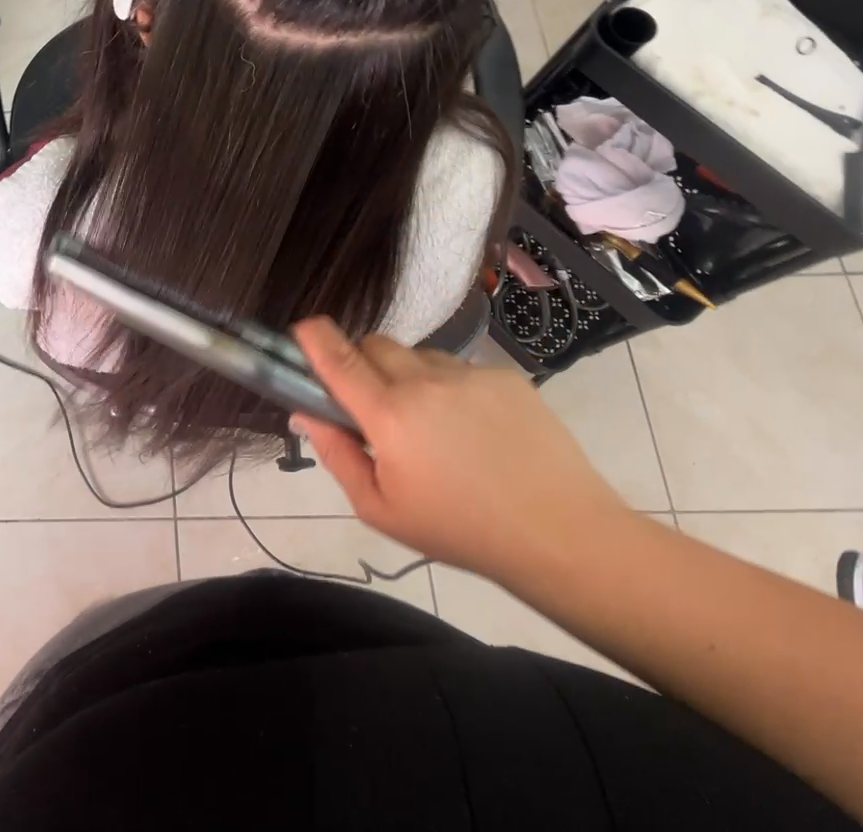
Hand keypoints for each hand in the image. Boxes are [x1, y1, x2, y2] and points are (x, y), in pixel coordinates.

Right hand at [289, 318, 630, 581]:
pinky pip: (458, 369)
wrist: (560, 533)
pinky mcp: (507, 377)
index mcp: (389, 415)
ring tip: (430, 426)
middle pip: (375, 344)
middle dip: (360, 364)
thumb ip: (336, 455)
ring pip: (417, 356)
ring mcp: (471, 375)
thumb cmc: (459, 529)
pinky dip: (448, 388)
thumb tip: (305, 414)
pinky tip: (471, 431)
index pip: (338, 358)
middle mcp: (426, 382)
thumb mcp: (379, 509)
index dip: (313, 337)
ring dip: (406, 377)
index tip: (302, 330)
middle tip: (371, 406)